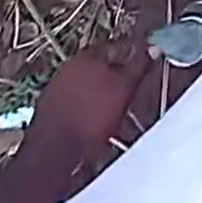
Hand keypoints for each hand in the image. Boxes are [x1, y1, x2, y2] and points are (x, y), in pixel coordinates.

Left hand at [27, 40, 152, 157]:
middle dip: (116, 77)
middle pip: (101, 65)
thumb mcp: (125, 88)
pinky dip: (84, 108)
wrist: (53, 155)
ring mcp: (55, 87)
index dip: (133, 59)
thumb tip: (154, 47)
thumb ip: (140, 64)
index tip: (141, 72)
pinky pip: (74, 102)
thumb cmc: (91, 117)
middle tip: (128, 94)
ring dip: (100, 94)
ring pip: (87, 85)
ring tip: (111, 114)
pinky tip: (91, 124)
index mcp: (88, 54)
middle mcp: (69, 65)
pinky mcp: (47, 110)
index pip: (118, 46)